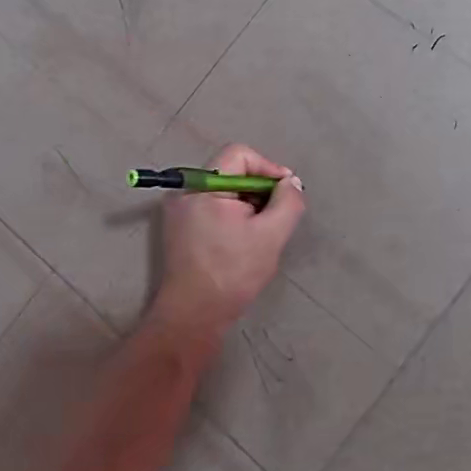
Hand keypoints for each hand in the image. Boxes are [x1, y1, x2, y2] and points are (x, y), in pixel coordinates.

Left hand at [148, 144, 305, 341]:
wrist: (193, 315)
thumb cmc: (232, 273)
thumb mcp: (270, 235)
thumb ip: (287, 202)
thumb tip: (291, 182)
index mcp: (202, 186)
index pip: (239, 155)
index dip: (267, 168)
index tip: (285, 193)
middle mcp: (186, 192)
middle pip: (231, 173)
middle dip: (259, 191)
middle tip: (276, 218)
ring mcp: (180, 211)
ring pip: (224, 193)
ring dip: (248, 207)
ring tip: (260, 235)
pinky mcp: (181, 230)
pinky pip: (213, 209)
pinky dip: (233, 218)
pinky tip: (243, 244)